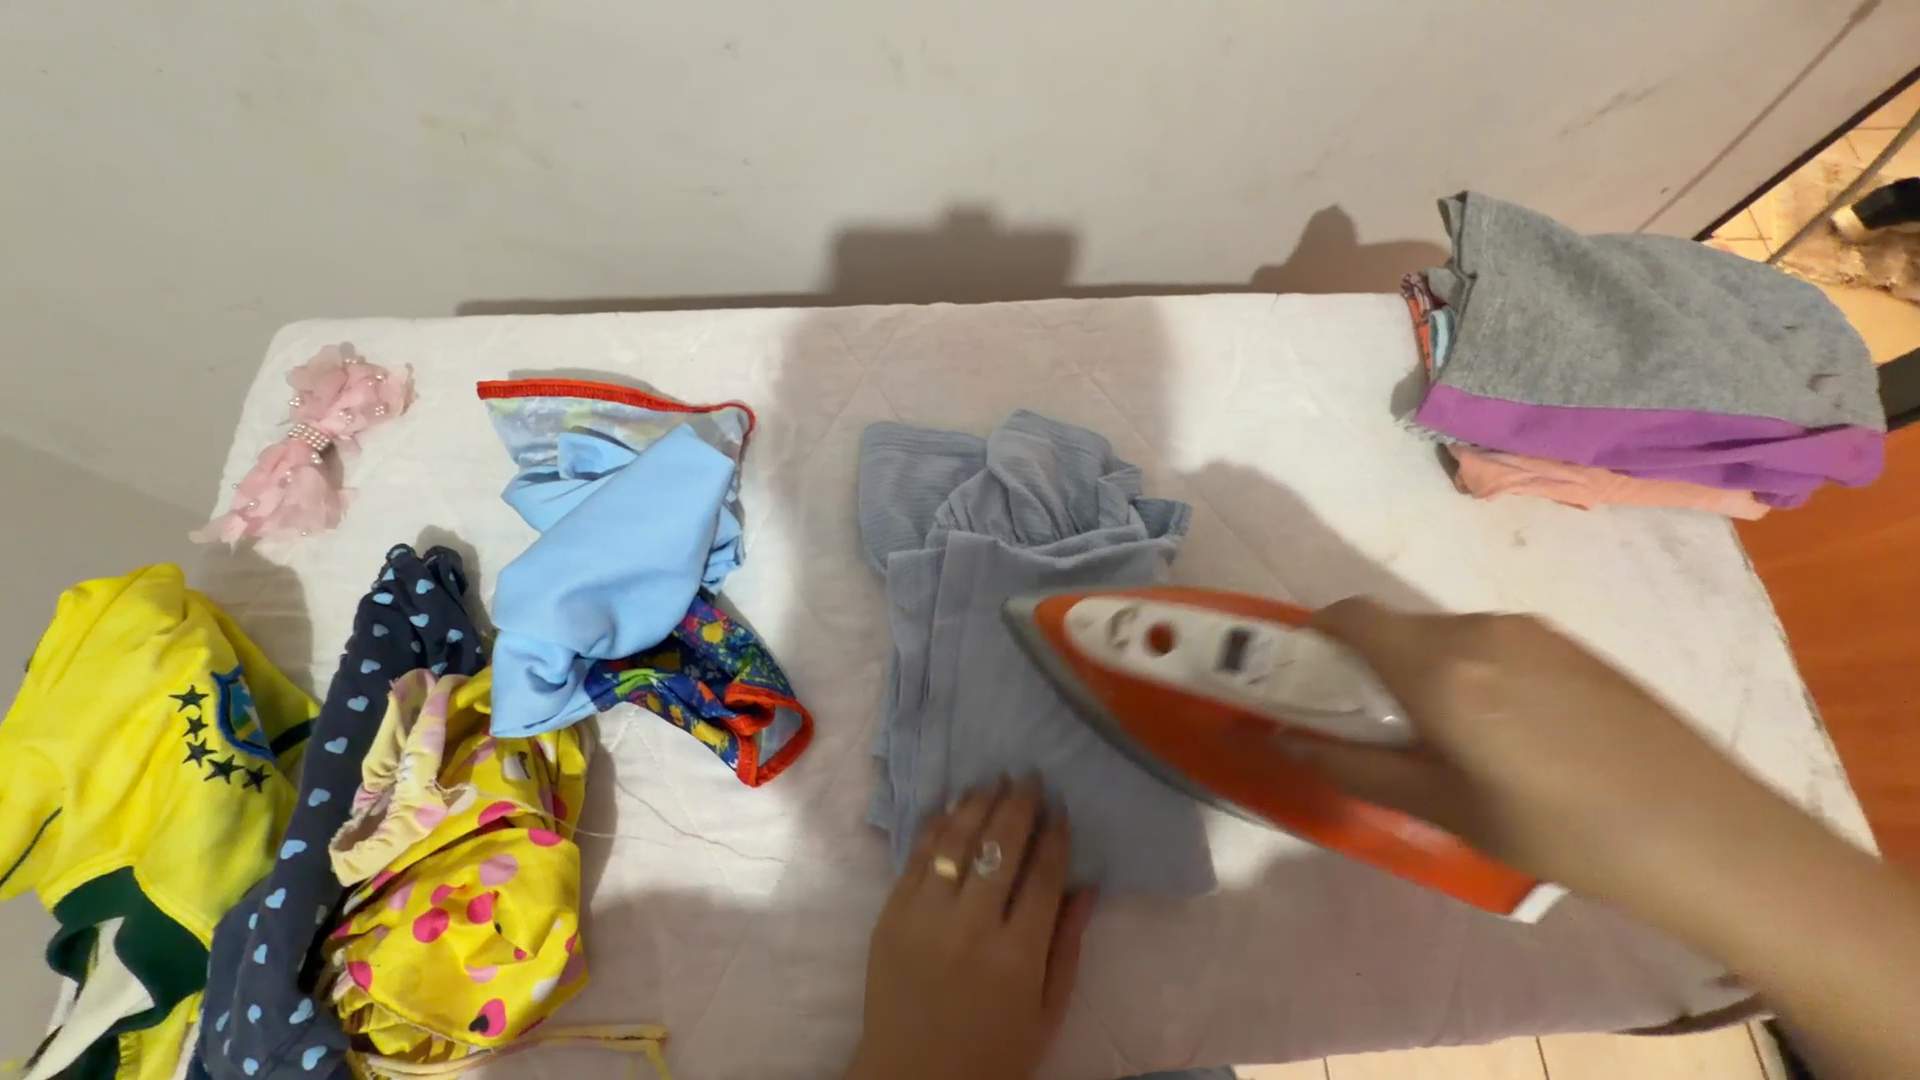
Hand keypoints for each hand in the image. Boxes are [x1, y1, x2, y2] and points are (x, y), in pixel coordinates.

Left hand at [846, 778, 1096, 1079]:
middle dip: (1018, 804)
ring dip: (976, 804)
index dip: (1055, 836)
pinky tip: (951, 805)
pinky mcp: (891, 913)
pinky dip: (935, 825)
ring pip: (955, 841)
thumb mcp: (1046, 1013)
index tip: (1062, 808)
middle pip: (999, 847)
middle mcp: (970, 927)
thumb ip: (1068, 946)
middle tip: (1029, 777)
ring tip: (992, 781)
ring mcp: (924, 917)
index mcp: (1017, 956)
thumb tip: (1088, 886)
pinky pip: (916, 857)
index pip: (1043, 876)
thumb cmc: (991, 1053)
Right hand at [1291, 598, 1801, 911]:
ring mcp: (1530, 631)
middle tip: (1376, 717)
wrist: (1712, 838)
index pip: (1351, 616)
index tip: (1308, 670)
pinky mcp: (1570, 643)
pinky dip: (1467, 666)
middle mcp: (1476, 629)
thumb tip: (1288, 739)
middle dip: (1368, 660)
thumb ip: (1354, 766)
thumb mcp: (1442, 808)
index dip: (1317, 631)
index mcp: (1438, 667)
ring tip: (1446, 728)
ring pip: (1442, 632)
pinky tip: (1505, 724)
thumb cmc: (1557, 831)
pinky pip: (1489, 640)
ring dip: (1421, 664)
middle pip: (1395, 626)